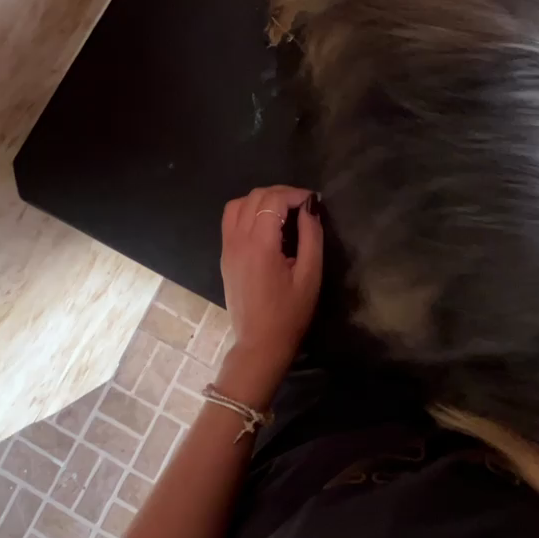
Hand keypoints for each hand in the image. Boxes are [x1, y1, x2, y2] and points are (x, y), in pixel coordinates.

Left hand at [216, 185, 322, 406]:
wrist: (260, 344)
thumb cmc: (290, 313)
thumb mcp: (310, 275)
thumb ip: (311, 236)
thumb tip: (310, 207)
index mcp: (260, 245)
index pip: (273, 200)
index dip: (295, 194)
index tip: (313, 202)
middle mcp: (238, 241)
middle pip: (256, 196)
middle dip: (281, 193)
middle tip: (303, 206)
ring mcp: (228, 247)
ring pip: (239, 203)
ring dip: (262, 200)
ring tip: (283, 211)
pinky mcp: (225, 255)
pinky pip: (231, 219)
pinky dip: (248, 210)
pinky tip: (266, 224)